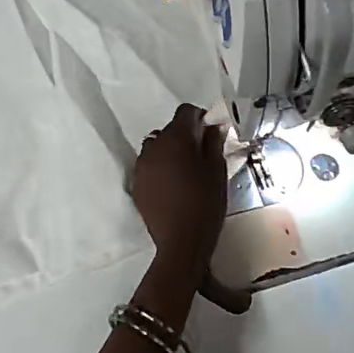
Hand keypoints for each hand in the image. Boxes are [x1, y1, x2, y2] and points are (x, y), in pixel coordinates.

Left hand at [132, 104, 227, 273]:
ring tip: (185, 172)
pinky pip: (149, 167)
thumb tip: (213, 127)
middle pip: (169, 130)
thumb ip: (214, 143)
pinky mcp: (136, 185)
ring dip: (170, 152)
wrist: (181, 241)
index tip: (211, 133)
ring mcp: (141, 166)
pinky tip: (172, 188)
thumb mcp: (217, 170)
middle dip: (185, 136)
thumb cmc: (205, 202)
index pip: (185, 111)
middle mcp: (153, 146)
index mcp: (176, 138)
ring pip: (156, 148)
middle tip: (201, 155)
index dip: (200, 118)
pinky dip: (160, 170)